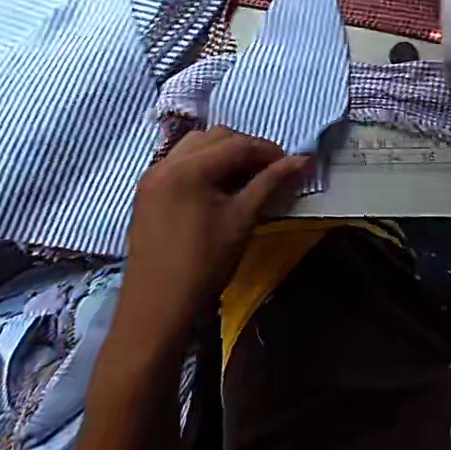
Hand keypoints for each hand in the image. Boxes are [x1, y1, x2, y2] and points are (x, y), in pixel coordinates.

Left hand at [114, 128, 308, 349]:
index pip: (237, 144)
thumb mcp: (243, 219)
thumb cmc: (204, 265)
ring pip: (195, 146)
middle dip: (246, 148)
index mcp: (189, 168)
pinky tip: (219, 187)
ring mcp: (152, 177)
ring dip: (223, 153)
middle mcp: (166, 163)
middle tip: (269, 170)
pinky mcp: (147, 192)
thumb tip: (303, 160)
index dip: (268, 150)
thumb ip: (271, 182)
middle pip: (215, 137)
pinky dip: (203, 164)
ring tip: (245, 177)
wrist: (156, 311)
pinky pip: (180, 162)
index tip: (290, 164)